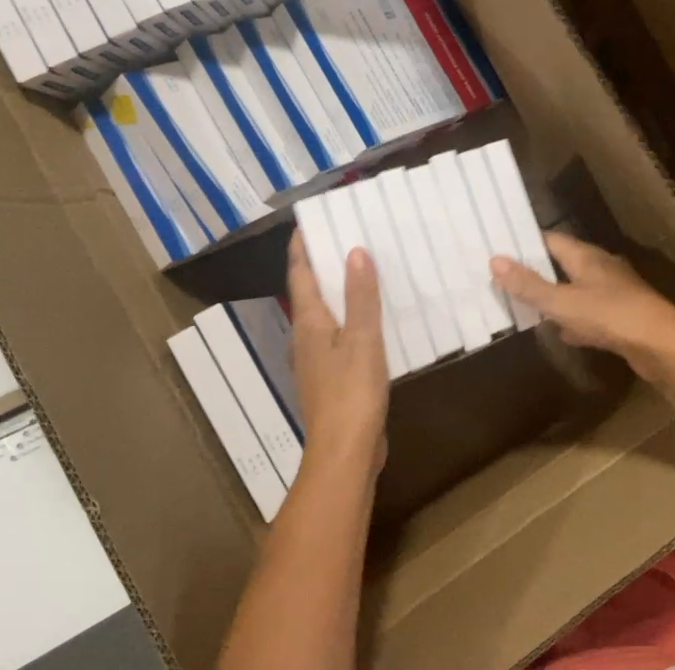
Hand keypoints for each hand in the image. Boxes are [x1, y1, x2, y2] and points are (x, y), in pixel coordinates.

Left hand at [287, 232, 388, 473]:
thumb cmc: (352, 392)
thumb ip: (360, 296)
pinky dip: (352, 317)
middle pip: (309, 293)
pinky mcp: (333, 379)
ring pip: (325, 314)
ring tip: (365, 270)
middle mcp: (306, 339)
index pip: (299, 275)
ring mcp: (317, 361)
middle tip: (348, 237)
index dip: (302, 248)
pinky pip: (340, 335)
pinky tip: (375, 319)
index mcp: (309, 324)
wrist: (345, 452)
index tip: (310, 221)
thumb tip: (354, 251)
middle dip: (322, 264)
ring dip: (339, 291)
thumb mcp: (363, 339)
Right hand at [490, 233, 674, 380]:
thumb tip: (494, 260)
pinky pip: (591, 315)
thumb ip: (529, 285)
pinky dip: (575, 321)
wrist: (660, 344)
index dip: (526, 244)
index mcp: (587, 256)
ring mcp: (614, 293)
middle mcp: (602, 268)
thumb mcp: (562, 302)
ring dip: (556, 298)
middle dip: (538, 272)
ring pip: (578, 291)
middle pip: (564, 264)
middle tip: (506, 280)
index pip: (551, 240)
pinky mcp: (622, 318)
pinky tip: (563, 333)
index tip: (500, 250)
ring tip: (526, 306)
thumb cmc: (610, 315)